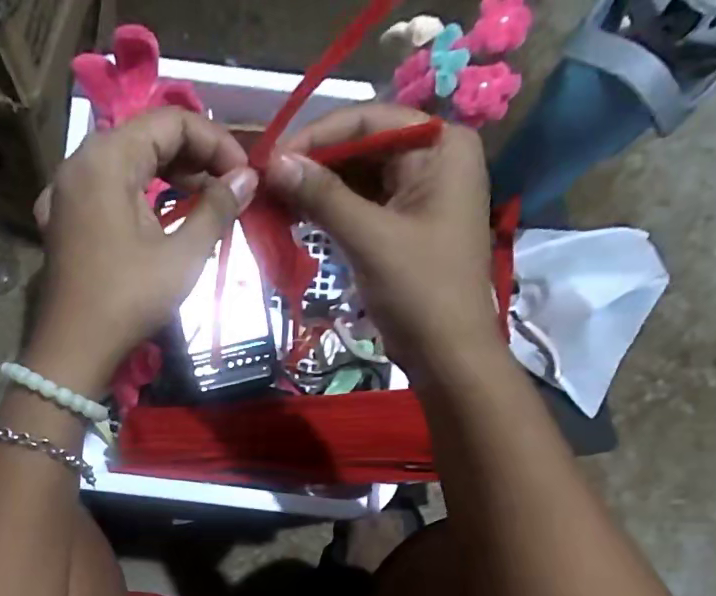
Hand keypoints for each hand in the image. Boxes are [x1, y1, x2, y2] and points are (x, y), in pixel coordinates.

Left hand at [31, 108, 257, 391]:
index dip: (216, 141)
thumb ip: (217, 209)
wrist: (73, 349)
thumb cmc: (129, 300)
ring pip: (128, 163)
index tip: (245, 175)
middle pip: (147, 136)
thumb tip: (247, 179)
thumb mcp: (182, 256)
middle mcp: (81, 162)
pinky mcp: (65, 218)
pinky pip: (110, 190)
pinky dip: (142, 194)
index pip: (171, 121)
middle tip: (231, 188)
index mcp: (107, 159)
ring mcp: (68, 191)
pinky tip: (165, 217)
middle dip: (196, 157)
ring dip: (171, 176)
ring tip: (208, 202)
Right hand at [264, 104, 496, 368]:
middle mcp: (435, 160)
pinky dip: (332, 211)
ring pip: (360, 177)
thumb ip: (322, 196)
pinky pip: (363, 205)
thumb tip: (273, 162)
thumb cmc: (420, 291)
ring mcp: (421, 195)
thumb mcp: (370, 238)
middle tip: (266, 181)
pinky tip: (296, 217)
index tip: (272, 157)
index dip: (318, 135)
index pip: (371, 119)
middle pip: (364, 146)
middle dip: (315, 164)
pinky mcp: (406, 226)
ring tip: (274, 200)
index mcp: (442, 147)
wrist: (449, 356)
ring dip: (318, 189)